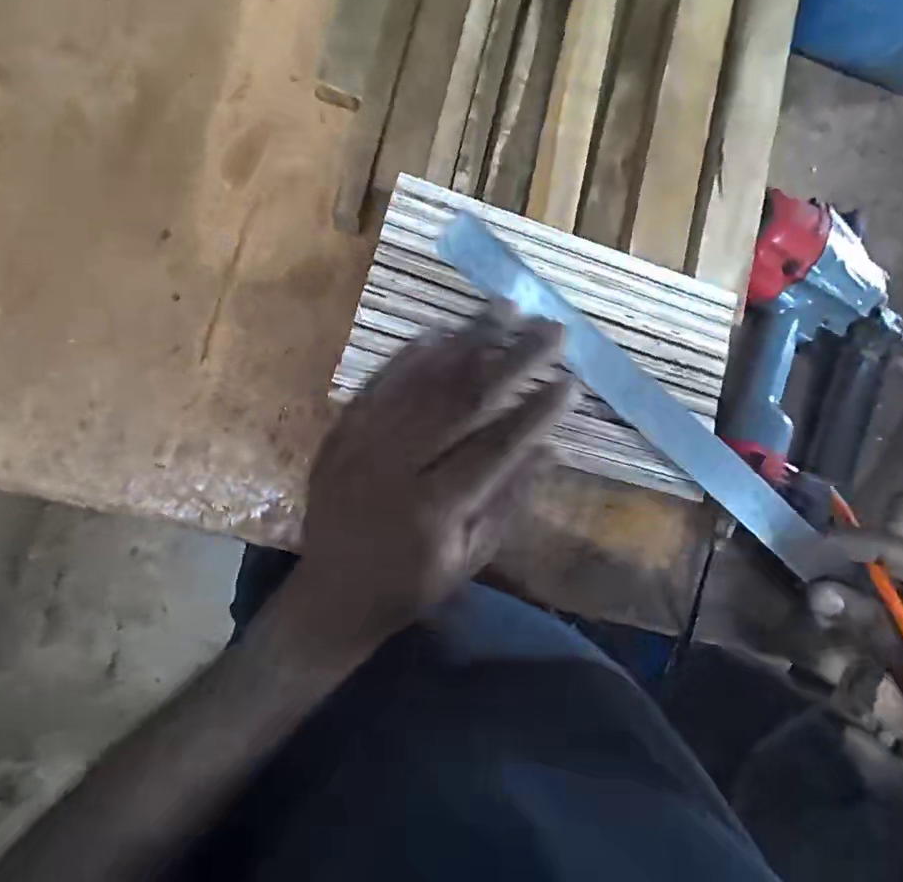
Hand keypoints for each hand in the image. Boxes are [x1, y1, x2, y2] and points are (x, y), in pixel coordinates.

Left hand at [297, 311, 577, 644]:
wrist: (331, 593)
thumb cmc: (411, 583)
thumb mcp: (469, 558)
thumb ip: (508, 502)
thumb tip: (549, 447)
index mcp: (434, 508)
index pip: (497, 446)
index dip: (537, 411)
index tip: (572, 381)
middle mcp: (397, 465)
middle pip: (464, 400)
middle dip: (515, 359)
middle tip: (553, 330)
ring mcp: (364, 441)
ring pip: (425, 379)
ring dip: (469, 340)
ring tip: (506, 309)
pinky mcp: (343, 429)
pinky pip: (381, 380)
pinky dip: (414, 352)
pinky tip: (445, 328)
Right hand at [807, 531, 902, 770]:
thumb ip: (873, 627)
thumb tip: (816, 591)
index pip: (900, 551)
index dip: (851, 543)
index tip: (808, 545)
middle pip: (902, 570)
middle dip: (854, 572)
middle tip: (809, 578)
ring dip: (869, 600)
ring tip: (828, 605)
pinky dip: (890, 622)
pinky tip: (865, 631)